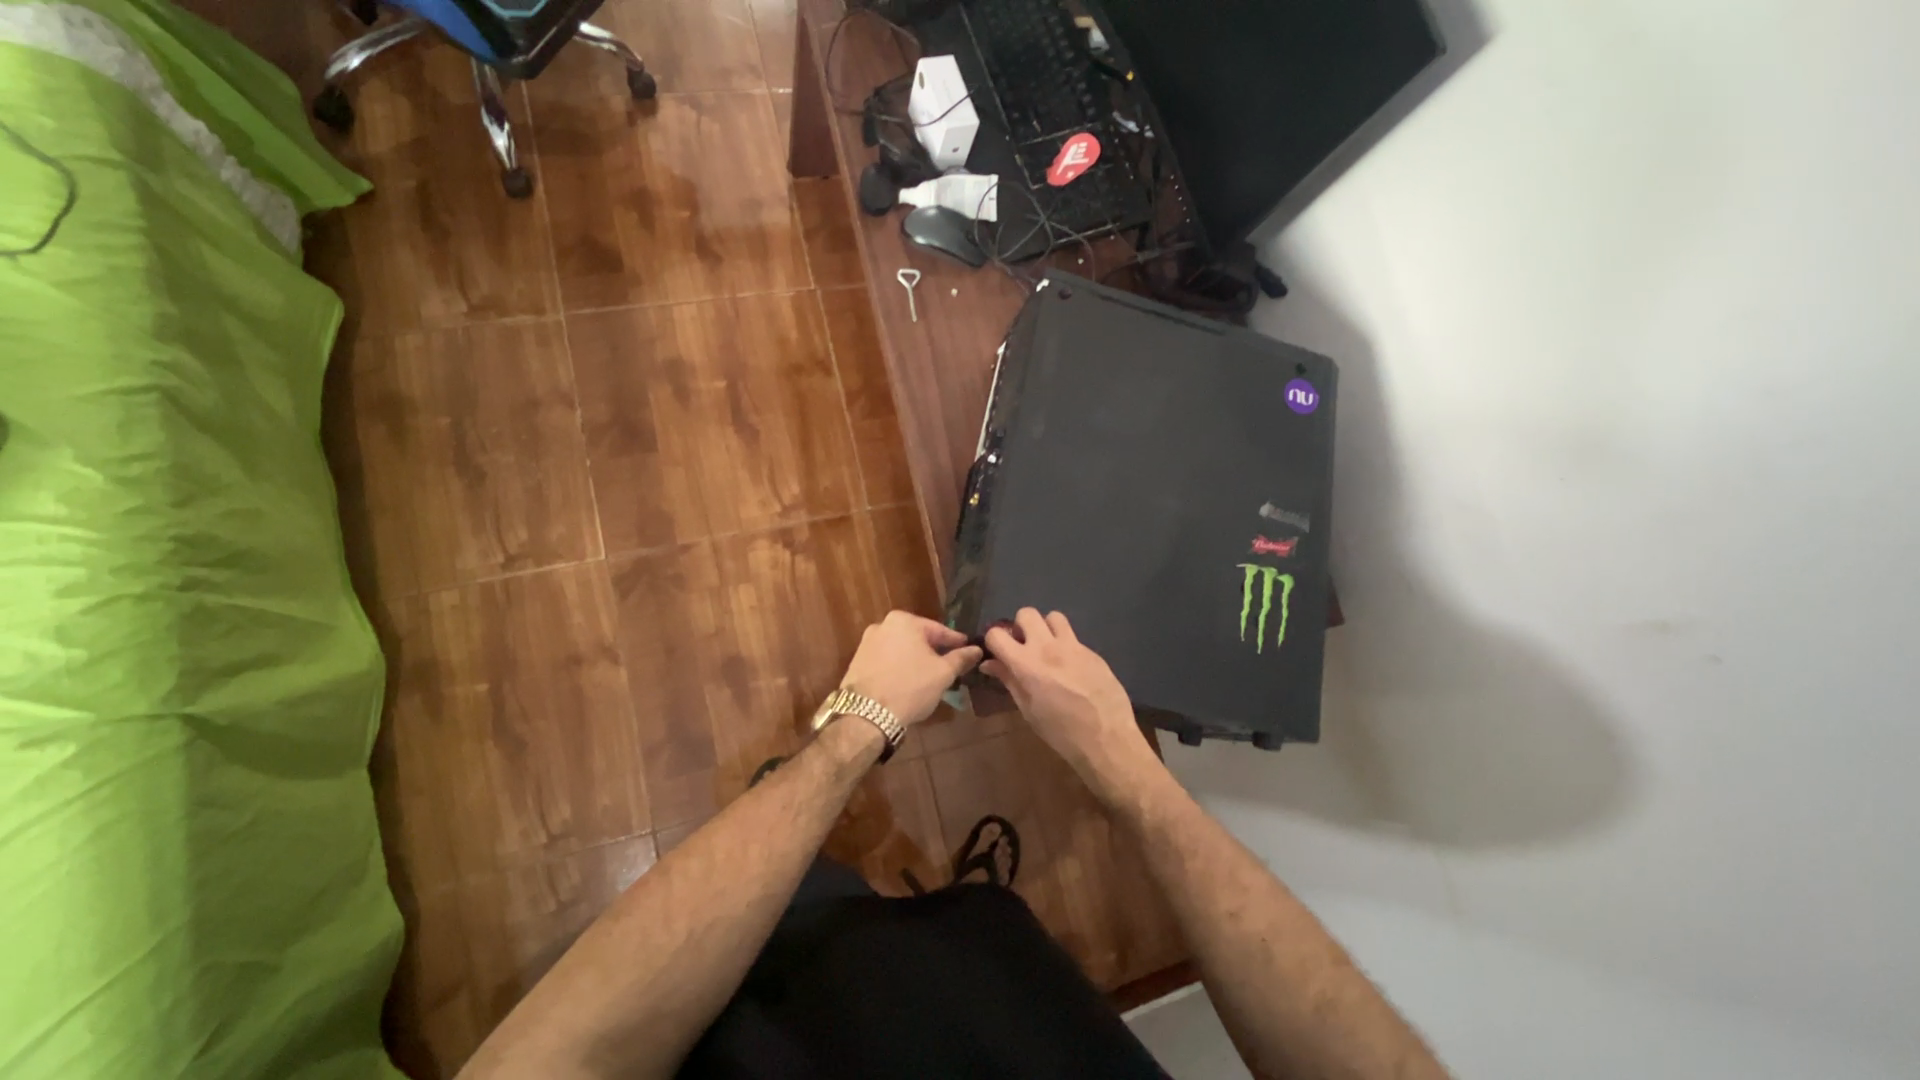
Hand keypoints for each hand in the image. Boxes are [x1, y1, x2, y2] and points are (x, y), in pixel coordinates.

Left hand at [841, 611, 983, 726]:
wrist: (867, 715)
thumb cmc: (910, 687)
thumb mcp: (943, 673)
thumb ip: (961, 658)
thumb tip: (976, 649)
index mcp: (904, 621)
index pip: (938, 630)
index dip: (955, 641)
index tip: (968, 649)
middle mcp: (882, 625)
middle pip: (917, 638)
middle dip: (933, 651)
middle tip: (949, 665)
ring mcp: (866, 643)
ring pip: (900, 649)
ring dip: (915, 660)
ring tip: (928, 676)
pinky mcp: (857, 662)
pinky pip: (886, 661)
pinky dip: (898, 668)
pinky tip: (906, 682)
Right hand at [982, 609, 1164, 806]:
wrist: (1106, 738)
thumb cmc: (1060, 732)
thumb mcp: (1028, 709)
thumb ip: (1009, 680)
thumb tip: (990, 663)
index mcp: (1026, 664)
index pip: (997, 634)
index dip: (993, 641)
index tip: (998, 652)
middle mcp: (1048, 647)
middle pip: (1027, 613)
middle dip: (1020, 627)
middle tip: (1024, 647)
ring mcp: (1074, 646)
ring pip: (1053, 616)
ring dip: (1046, 628)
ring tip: (1048, 649)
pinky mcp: (1092, 651)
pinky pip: (1074, 637)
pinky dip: (1066, 645)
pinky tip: (1071, 668)